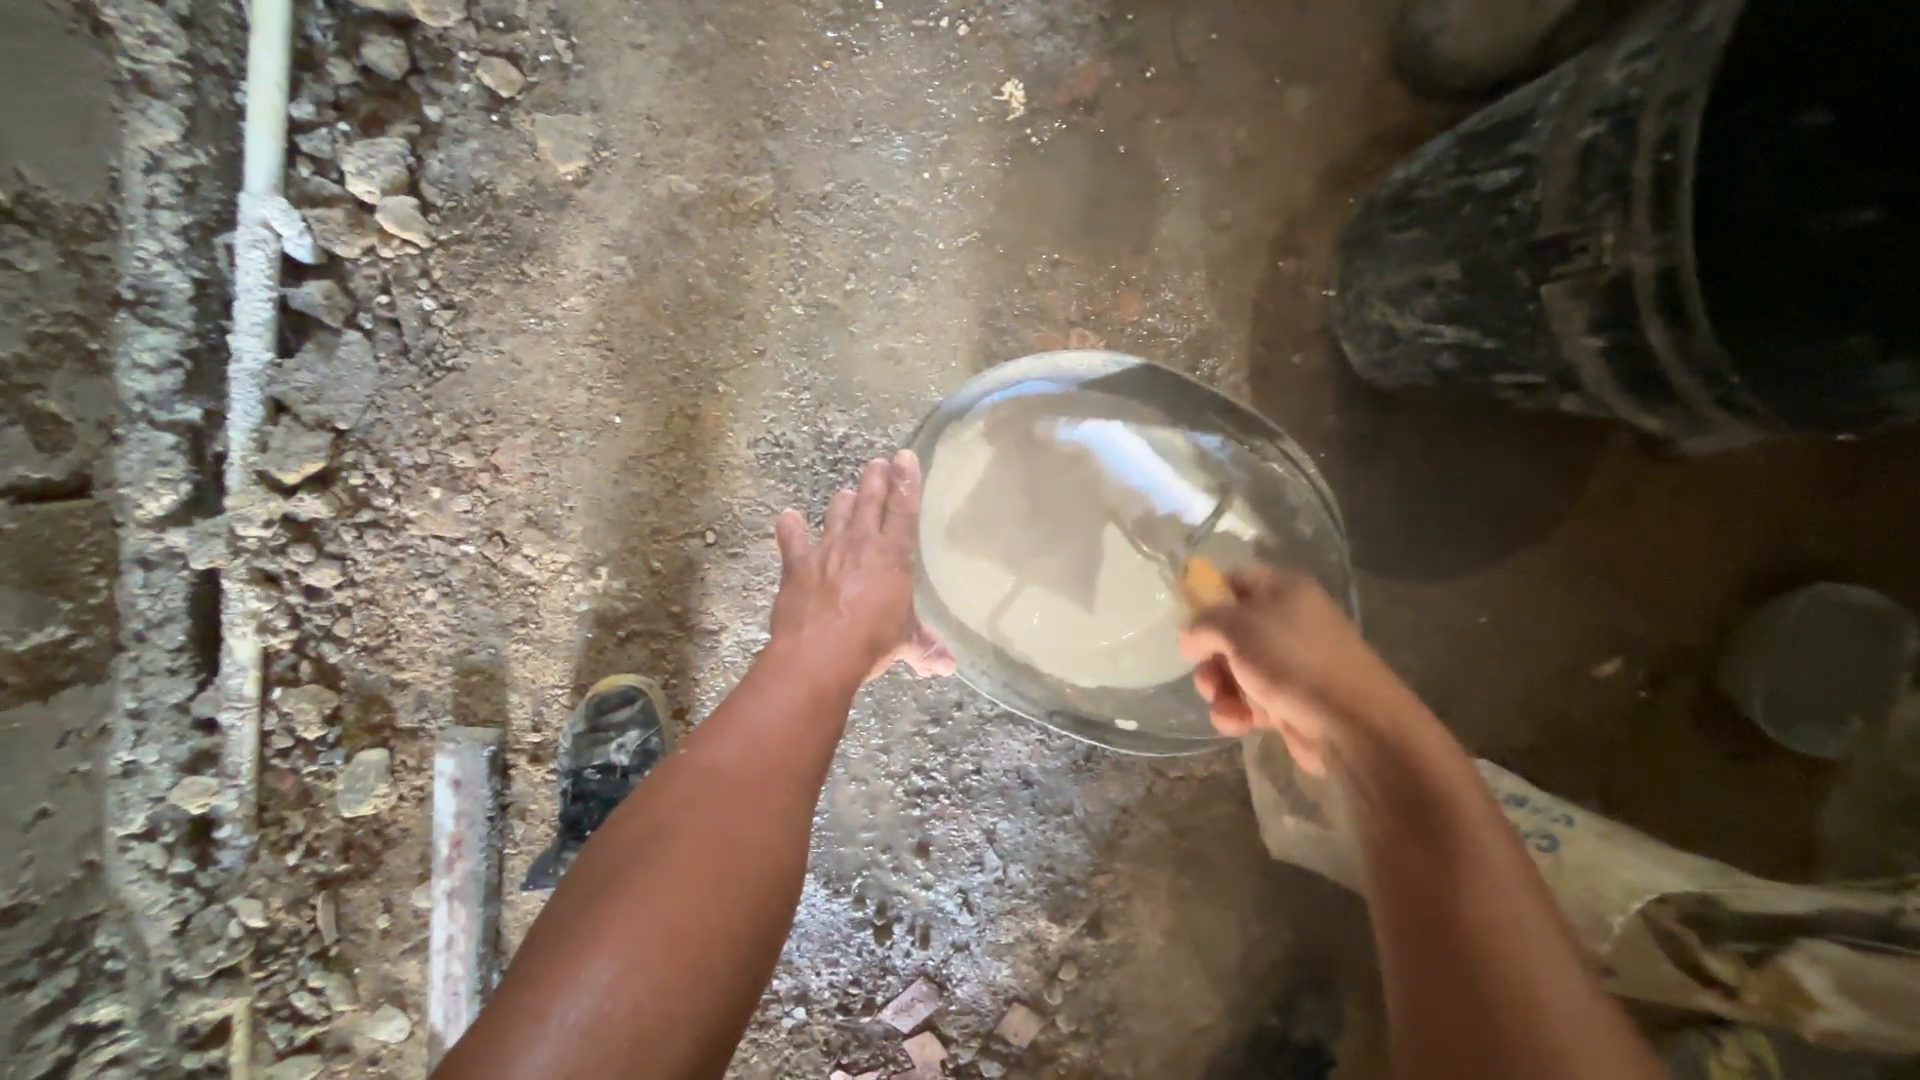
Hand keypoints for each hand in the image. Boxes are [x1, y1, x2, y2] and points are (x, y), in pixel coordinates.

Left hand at [770, 449, 955, 683]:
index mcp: (892, 556)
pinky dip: (790, 527)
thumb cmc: (872, 642)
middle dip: (875, 479)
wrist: (820, 652)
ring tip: (845, 491)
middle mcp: (860, 544)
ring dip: (842, 501)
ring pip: (836, 514)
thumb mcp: (904, 643)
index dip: (907, 481)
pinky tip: (788, 517)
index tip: (906, 456)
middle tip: (877, 462)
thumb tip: (947, 667)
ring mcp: (826, 551)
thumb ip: (925, 647)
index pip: (904, 510)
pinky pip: (792, 539)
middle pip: (870, 501)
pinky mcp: (797, 565)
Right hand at [1178, 565, 1398, 775]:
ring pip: (1235, 669)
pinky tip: (1238, 722)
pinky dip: (1238, 711)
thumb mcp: (1236, 626)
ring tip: (1221, 701)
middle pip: (1229, 630)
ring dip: (1219, 687)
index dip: (1206, 596)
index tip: (1186, 622)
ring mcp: (1290, 663)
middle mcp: (1288, 621)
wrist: (1351, 724)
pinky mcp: (1290, 701)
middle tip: (1204, 671)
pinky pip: (1250, 699)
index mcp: (1283, 589)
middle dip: (1208, 655)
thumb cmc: (1292, 661)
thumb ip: (1202, 622)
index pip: (1234, 579)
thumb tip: (1190, 637)